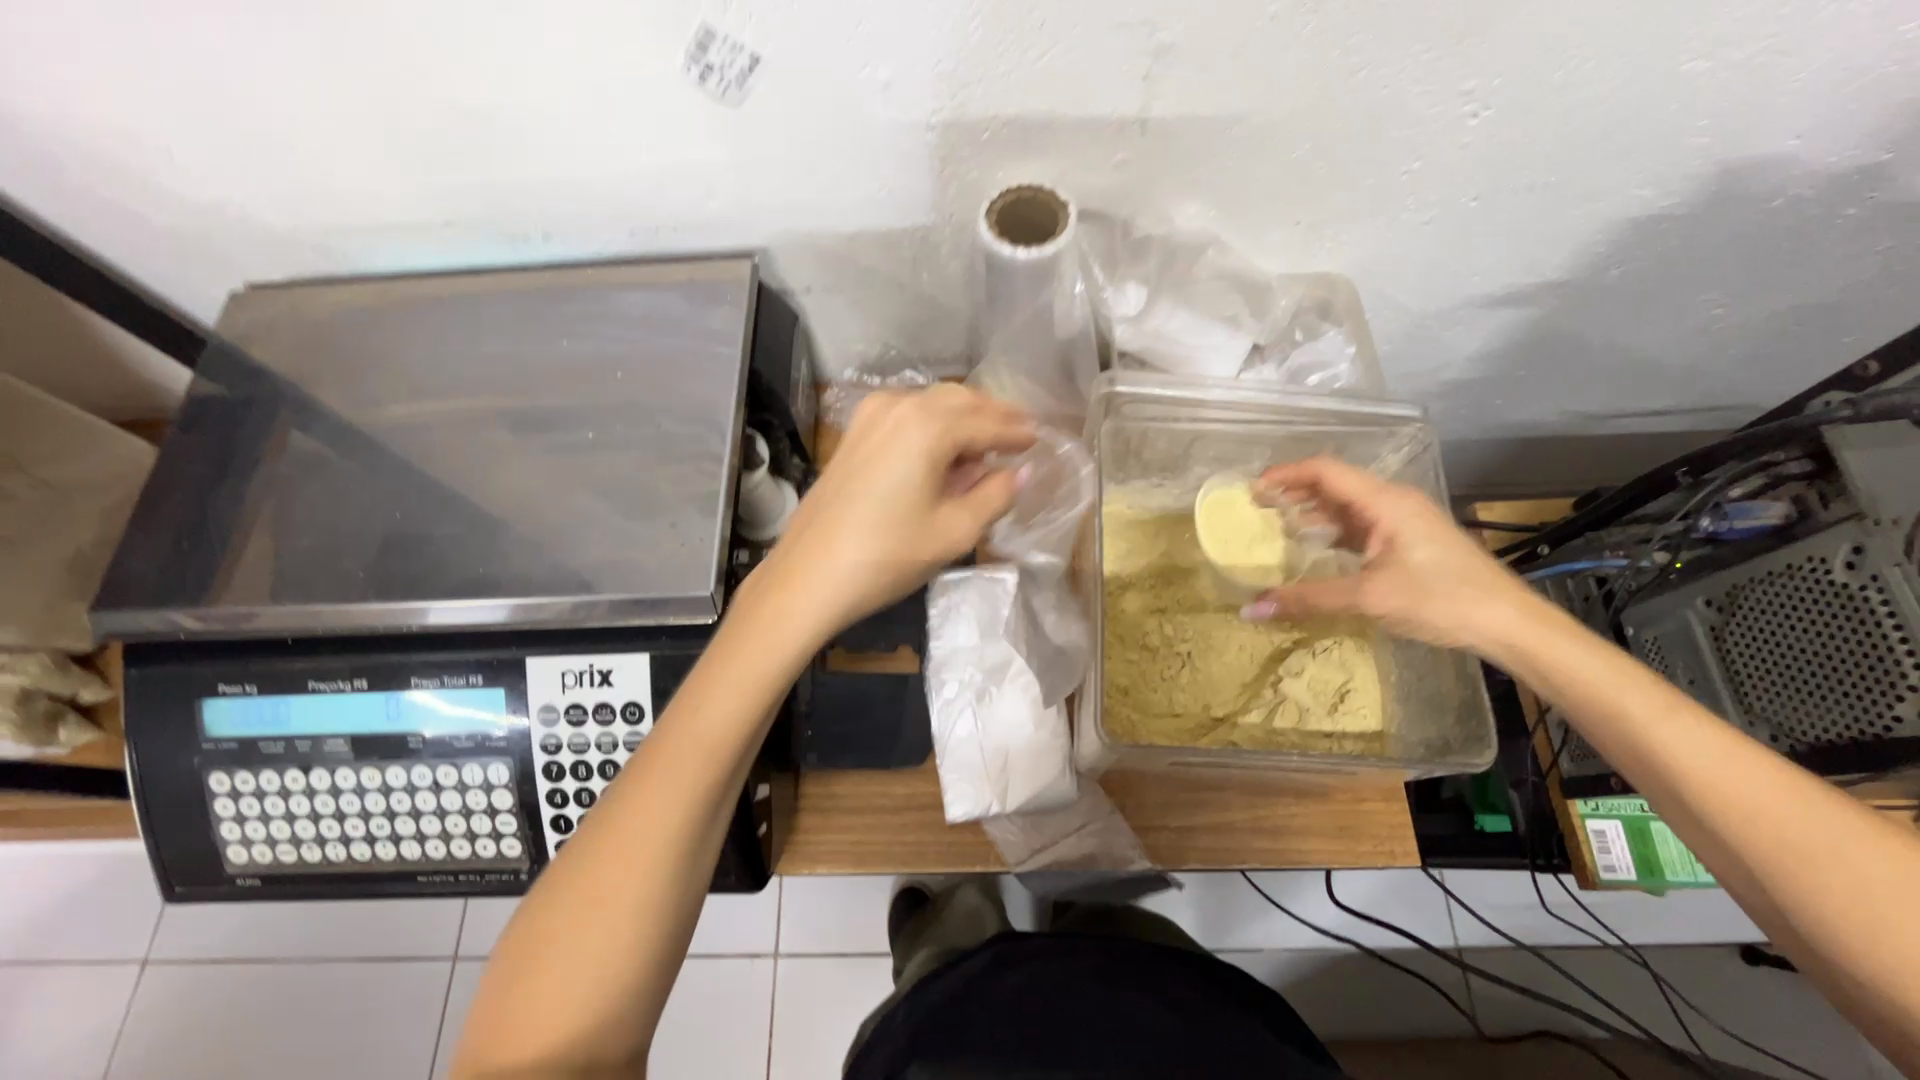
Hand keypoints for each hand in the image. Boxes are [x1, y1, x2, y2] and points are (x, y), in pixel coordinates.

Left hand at [748, 384, 1035, 639]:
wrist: (809, 575)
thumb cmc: (888, 556)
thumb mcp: (954, 532)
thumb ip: (995, 495)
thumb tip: (1021, 472)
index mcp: (929, 425)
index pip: (988, 422)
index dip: (1017, 432)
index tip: (1041, 439)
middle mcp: (900, 406)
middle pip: (960, 400)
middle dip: (993, 416)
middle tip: (1020, 433)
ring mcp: (871, 416)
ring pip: (931, 404)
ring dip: (963, 418)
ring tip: (987, 444)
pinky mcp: (854, 434)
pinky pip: (906, 416)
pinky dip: (933, 425)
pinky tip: (944, 451)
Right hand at [1240, 456, 1542, 651]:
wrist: (1507, 622)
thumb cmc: (1441, 600)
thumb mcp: (1368, 598)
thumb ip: (1306, 599)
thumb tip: (1250, 609)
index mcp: (1384, 502)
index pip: (1324, 471)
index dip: (1285, 475)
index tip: (1251, 491)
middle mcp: (1393, 502)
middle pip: (1333, 484)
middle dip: (1293, 492)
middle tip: (1255, 510)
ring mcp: (1403, 521)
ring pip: (1346, 506)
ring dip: (1311, 513)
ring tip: (1275, 529)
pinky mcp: (1408, 541)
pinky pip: (1360, 526)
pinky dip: (1332, 532)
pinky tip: (1314, 550)